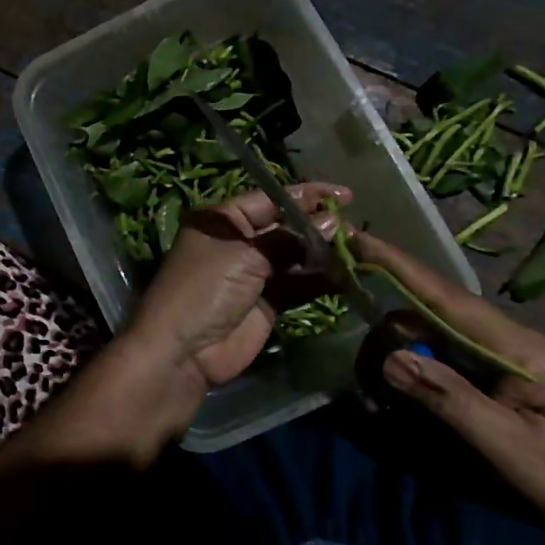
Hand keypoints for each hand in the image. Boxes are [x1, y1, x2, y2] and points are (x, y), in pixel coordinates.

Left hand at [125, 182, 350, 386]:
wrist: (184, 350)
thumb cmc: (205, 288)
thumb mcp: (244, 255)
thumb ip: (289, 238)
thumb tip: (332, 220)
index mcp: (223, 220)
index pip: (270, 199)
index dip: (306, 196)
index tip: (345, 195)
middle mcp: (238, 241)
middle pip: (286, 227)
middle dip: (320, 226)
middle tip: (357, 227)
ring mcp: (253, 272)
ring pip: (296, 256)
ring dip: (325, 253)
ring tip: (360, 248)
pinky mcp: (268, 301)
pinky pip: (300, 283)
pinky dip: (322, 278)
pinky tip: (349, 273)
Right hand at [350, 232, 544, 540]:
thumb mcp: (510, 446)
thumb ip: (449, 398)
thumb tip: (391, 358)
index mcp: (522, 348)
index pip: (449, 298)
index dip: (400, 266)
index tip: (360, 238)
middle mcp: (512, 342)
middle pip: (435, 315)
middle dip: (389, 330)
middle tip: (361, 370)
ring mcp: (507, 358)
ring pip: (436, 337)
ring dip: (400, 355)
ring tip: (375, 393)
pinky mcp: (501, 378)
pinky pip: (447, 359)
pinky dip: (418, 370)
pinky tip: (401, 393)